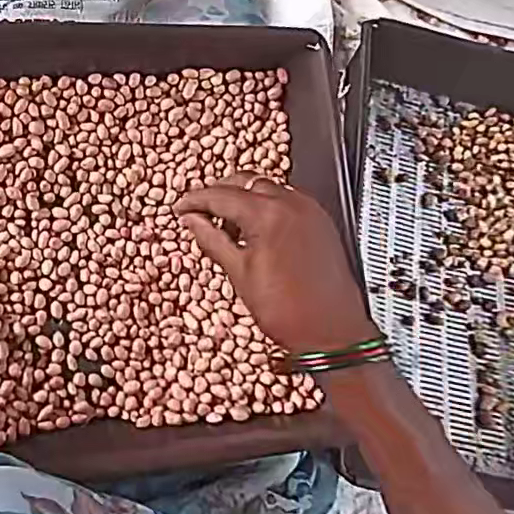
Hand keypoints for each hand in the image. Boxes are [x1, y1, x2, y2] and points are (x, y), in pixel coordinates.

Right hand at [174, 173, 378, 352]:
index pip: (220, 195)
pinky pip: (286, 200)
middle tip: (199, 211)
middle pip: (244, 181)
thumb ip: (212, 239)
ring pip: (265, 187)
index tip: (181, 208)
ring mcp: (309, 211)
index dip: (195, 200)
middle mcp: (292, 204)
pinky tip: (253, 230)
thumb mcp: (238, 273)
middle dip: (217, 193)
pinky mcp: (320, 222)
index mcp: (267, 215)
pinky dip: (264, 206)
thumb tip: (193, 221)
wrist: (332, 331)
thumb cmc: (290, 310)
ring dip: (241, 198)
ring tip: (225, 225)